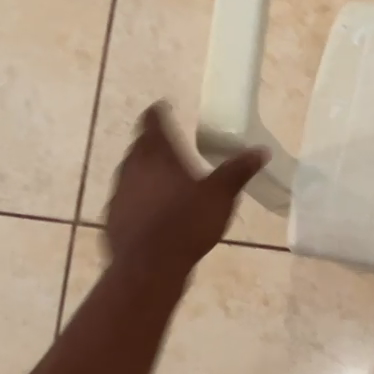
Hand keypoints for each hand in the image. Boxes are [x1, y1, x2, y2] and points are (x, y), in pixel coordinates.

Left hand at [104, 102, 268, 287]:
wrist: (148, 267)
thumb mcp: (221, 196)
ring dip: (145, 172)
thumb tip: (261, 150)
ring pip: (132, 174)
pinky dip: (140, 199)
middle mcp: (132, 168)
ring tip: (164, 179)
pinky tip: (153, 212)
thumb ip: (238, 171)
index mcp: (157, 155)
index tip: (163, 107)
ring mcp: (119, 194)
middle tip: (169, 144)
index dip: (159, 113)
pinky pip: (128, 200)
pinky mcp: (113, 219)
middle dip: (153, 144)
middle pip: (140, 147)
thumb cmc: (186, 224)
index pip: (153, 123)